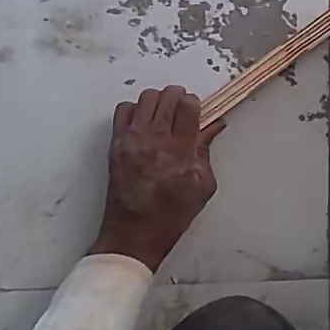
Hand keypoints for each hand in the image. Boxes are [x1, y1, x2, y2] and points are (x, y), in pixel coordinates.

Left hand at [90, 86, 223, 270]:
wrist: (134, 233)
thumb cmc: (170, 215)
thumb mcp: (203, 185)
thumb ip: (206, 151)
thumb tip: (213, 127)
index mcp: (180, 151)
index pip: (188, 106)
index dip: (194, 103)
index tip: (195, 109)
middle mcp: (155, 140)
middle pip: (168, 96)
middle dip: (178, 97)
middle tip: (181, 109)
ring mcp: (133, 139)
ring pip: (146, 98)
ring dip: (158, 101)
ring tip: (163, 114)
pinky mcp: (117, 143)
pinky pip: (124, 110)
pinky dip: (135, 110)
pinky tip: (143, 122)